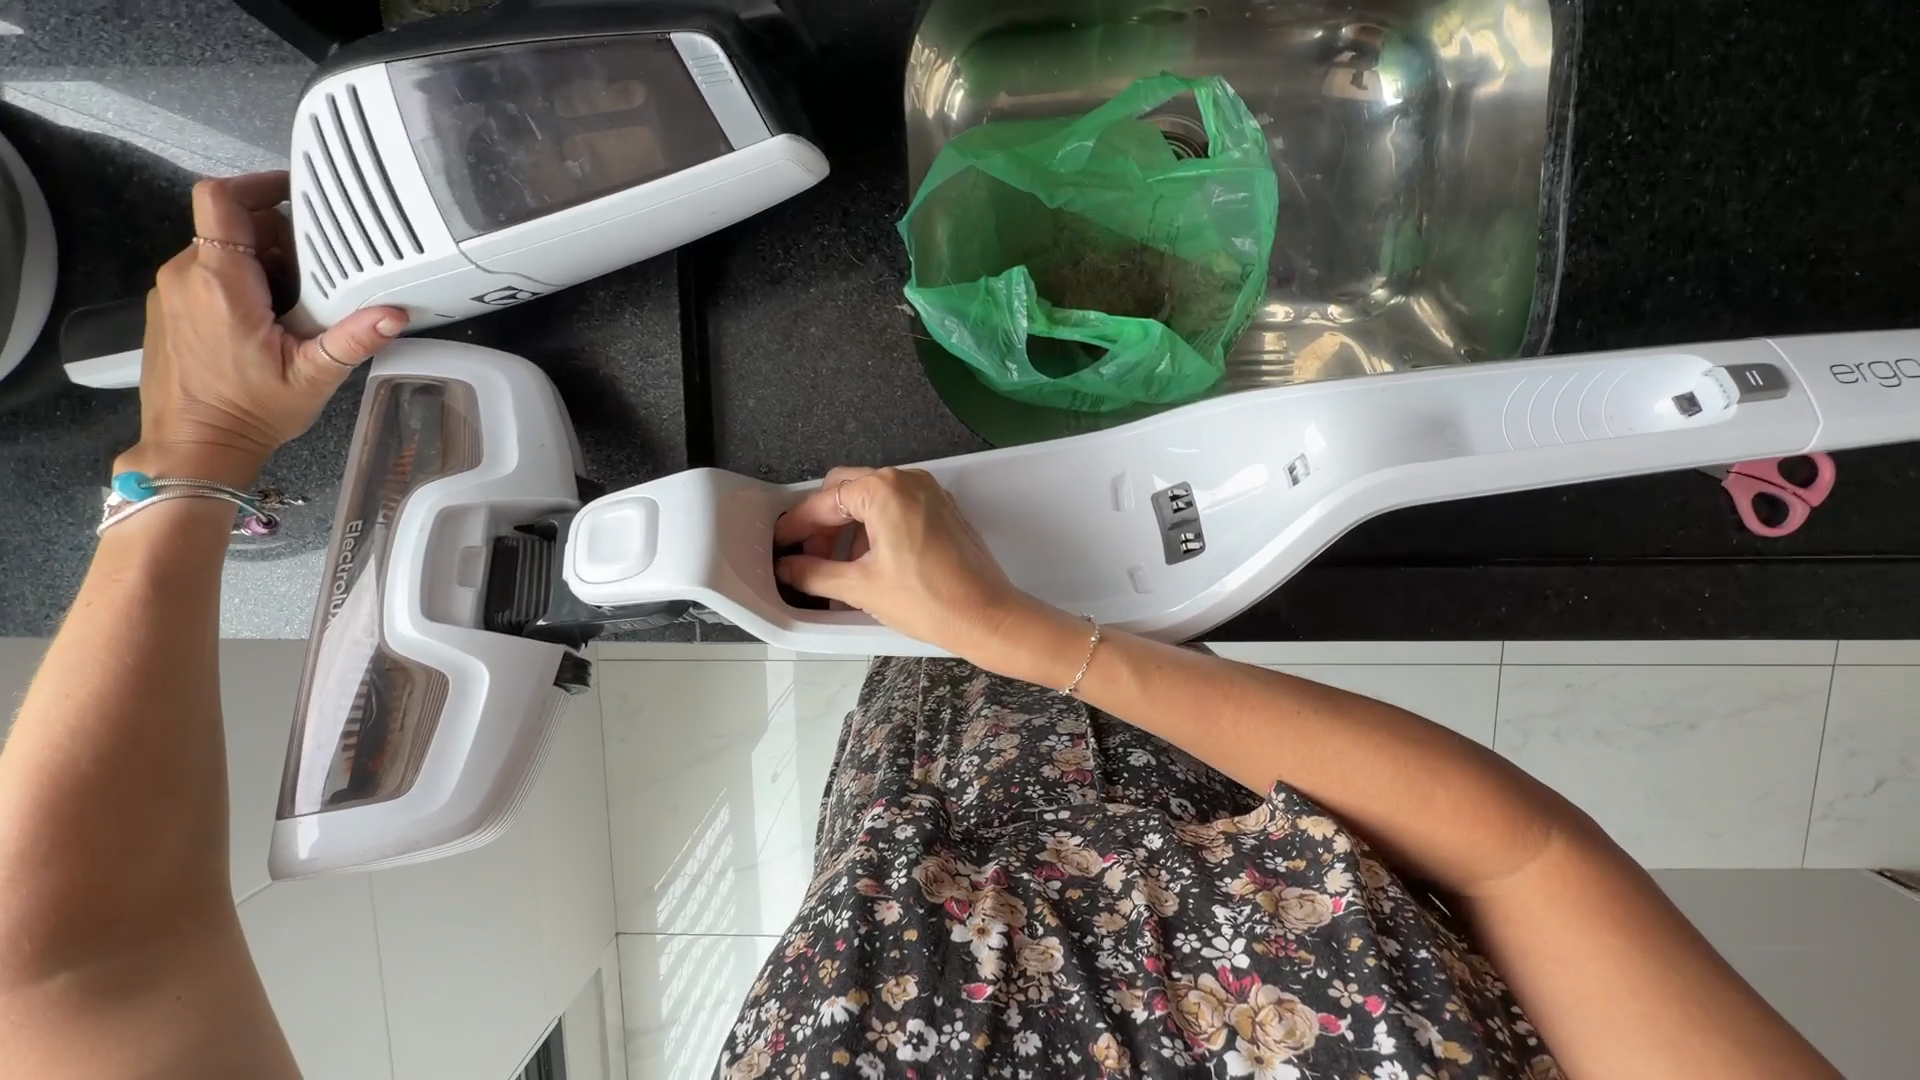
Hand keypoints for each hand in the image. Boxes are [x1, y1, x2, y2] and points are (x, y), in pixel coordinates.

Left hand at [118, 172, 408, 486]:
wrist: (195, 442)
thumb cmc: (252, 410)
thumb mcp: (315, 376)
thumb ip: (354, 338)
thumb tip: (396, 314)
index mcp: (220, 282)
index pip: (223, 201)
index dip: (259, 184)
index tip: (300, 191)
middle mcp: (187, 275)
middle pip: (235, 226)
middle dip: (284, 241)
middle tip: (325, 276)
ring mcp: (174, 290)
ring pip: (224, 250)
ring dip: (268, 264)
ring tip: (305, 305)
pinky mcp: (173, 306)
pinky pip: (211, 273)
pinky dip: (247, 282)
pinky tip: (276, 319)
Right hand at [774, 467, 1044, 661]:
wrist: (987, 616)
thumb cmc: (928, 601)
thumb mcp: (860, 588)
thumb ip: (814, 573)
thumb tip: (788, 568)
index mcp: (883, 490)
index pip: (825, 501)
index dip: (797, 525)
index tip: (780, 544)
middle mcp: (907, 480)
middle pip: (846, 489)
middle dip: (823, 522)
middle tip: (808, 556)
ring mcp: (929, 492)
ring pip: (872, 497)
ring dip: (849, 525)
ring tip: (837, 565)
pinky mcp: (942, 509)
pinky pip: (897, 506)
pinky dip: (875, 526)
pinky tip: (868, 560)